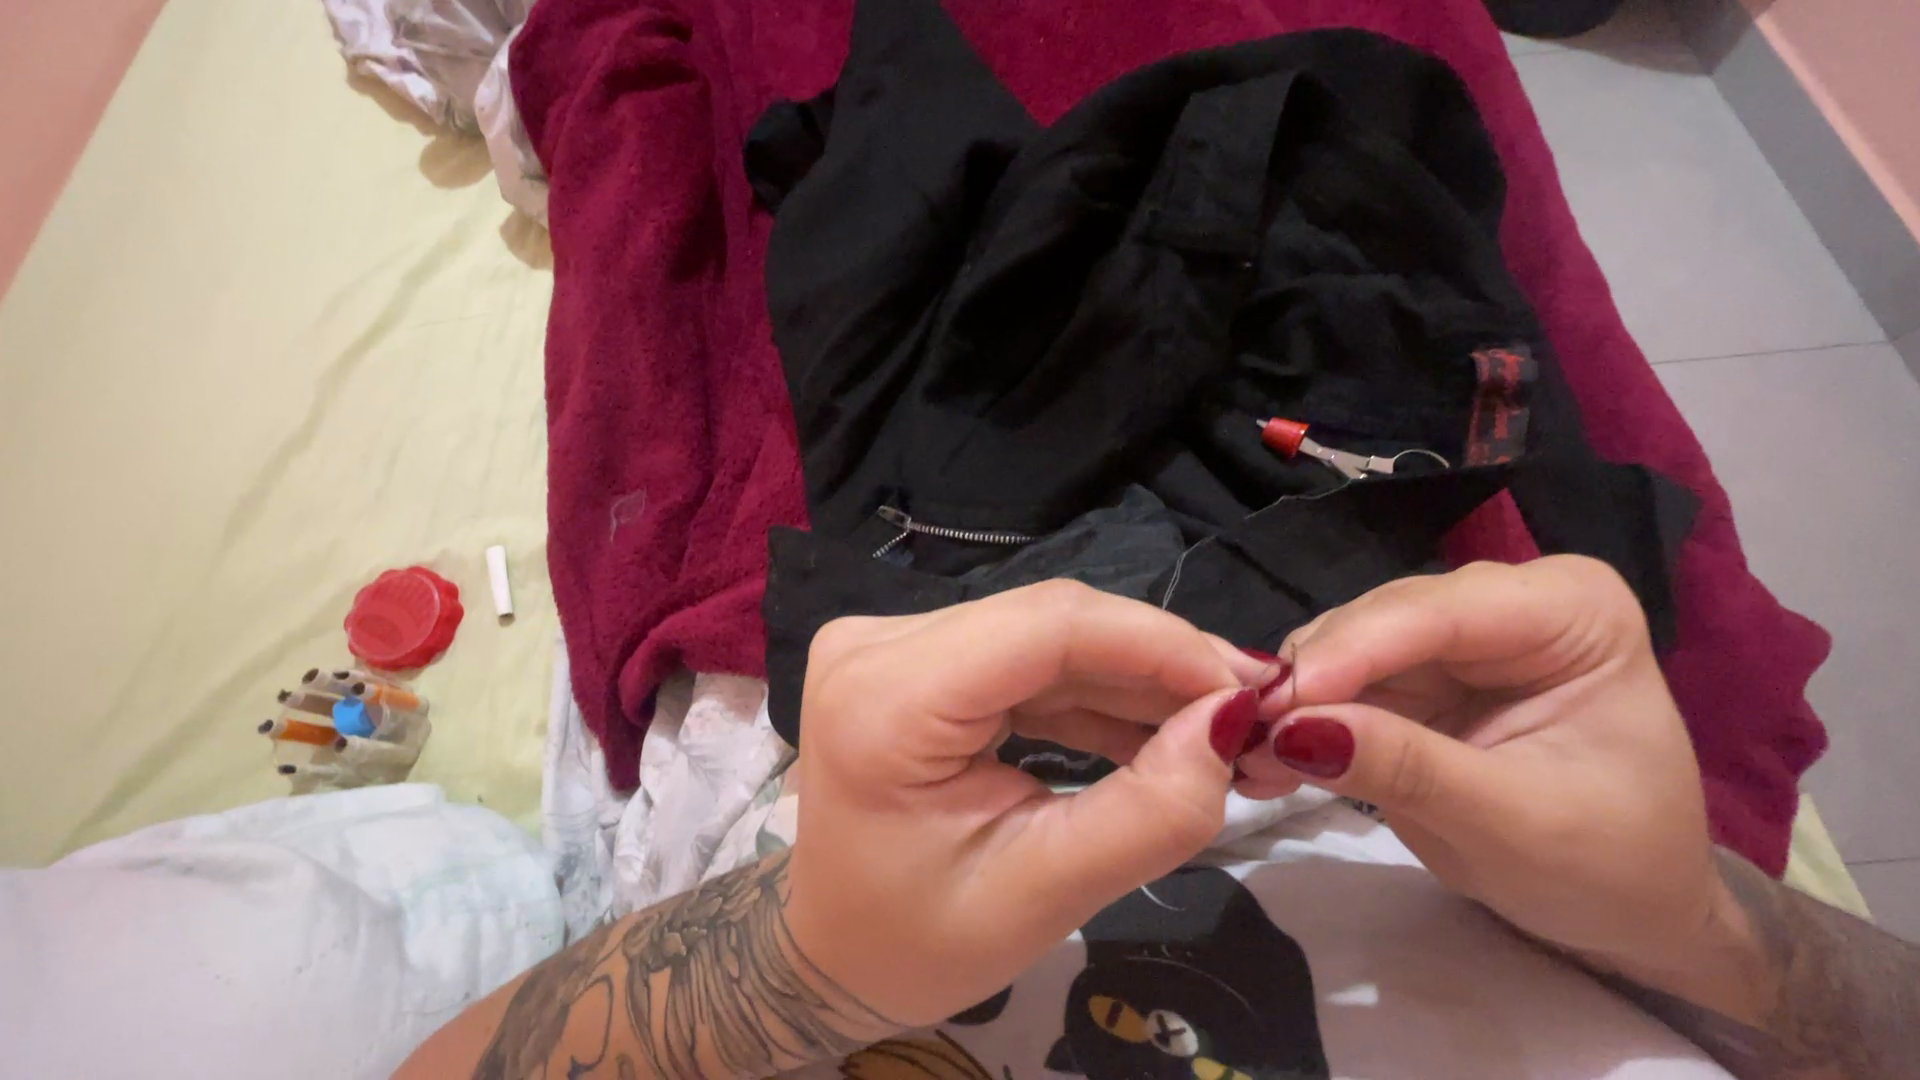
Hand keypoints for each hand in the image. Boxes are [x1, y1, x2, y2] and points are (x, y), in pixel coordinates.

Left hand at [783, 580, 1276, 1028]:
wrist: (828, 946)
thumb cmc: (913, 941)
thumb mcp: (1039, 894)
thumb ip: (1146, 812)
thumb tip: (1230, 723)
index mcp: (885, 699)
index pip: (1047, 625)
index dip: (1159, 644)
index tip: (1248, 690)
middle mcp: (878, 643)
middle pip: (1049, 621)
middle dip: (1157, 663)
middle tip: (1248, 714)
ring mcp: (890, 641)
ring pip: (1044, 634)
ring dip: (1132, 677)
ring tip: (1212, 729)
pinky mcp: (913, 654)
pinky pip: (1022, 656)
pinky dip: (1090, 689)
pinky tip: (1150, 727)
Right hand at [1235, 556, 1723, 974]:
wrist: (1622, 911)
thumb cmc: (1609, 868)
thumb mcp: (1515, 826)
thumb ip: (1407, 769)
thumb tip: (1290, 731)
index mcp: (1569, 610)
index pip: (1439, 612)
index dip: (1352, 651)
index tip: (1278, 705)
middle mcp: (1501, 601)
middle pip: (1377, 619)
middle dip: (1312, 679)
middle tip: (1245, 739)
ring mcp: (1448, 634)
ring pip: (1340, 643)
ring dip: (1293, 700)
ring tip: (1251, 757)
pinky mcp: (1407, 670)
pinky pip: (1332, 678)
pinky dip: (1297, 718)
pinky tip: (1268, 754)